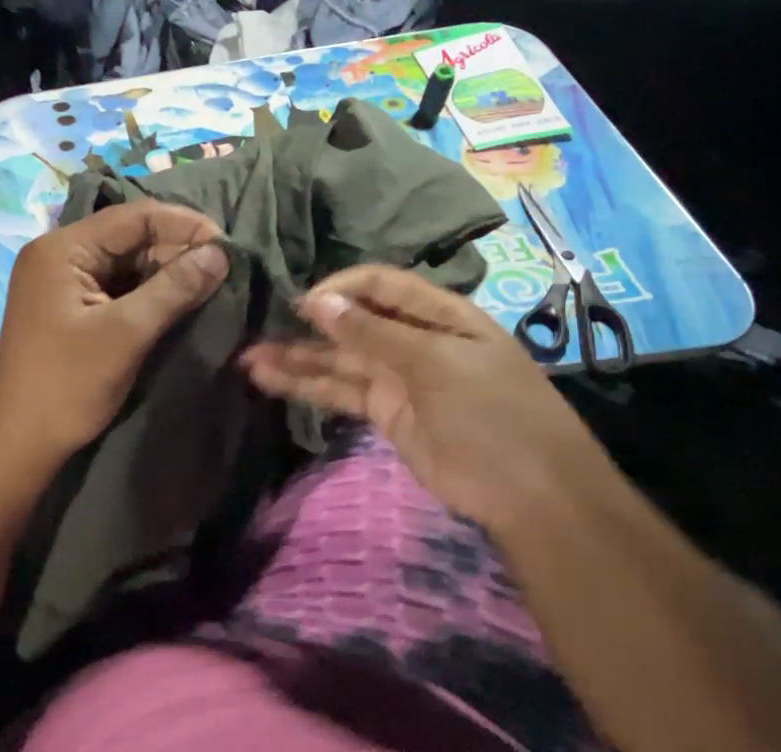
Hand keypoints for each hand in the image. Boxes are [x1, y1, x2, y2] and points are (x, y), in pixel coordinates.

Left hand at [0, 201, 229, 462]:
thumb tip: (221, 252)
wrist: (20, 439)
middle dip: (178, 248)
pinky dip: (146, 290)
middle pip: (128, 235)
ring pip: (124, 260)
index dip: (185, 225)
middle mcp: (57, 253)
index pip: (133, 217)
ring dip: (166, 270)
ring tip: (211, 283)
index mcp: (62, 249)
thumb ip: (174, 287)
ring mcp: (59, 279)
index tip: (230, 247)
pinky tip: (179, 299)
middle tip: (226, 269)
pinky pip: (114, 283)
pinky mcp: (66, 304)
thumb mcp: (126, 333)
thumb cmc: (68, 384)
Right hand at [239, 264, 607, 528]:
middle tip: (256, 325)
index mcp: (439, 315)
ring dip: (295, 356)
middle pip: (351, 322)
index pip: (379, 286)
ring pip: (337, 359)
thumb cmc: (494, 413)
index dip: (339, 289)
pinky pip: (338, 391)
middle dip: (306, 324)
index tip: (301, 304)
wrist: (532, 494)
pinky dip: (305, 386)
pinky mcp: (385, 412)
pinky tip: (268, 380)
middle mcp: (414, 339)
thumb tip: (316, 302)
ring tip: (247, 356)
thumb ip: (372, 334)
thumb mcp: (435, 363)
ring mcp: (398, 377)